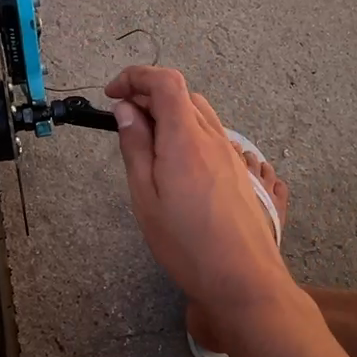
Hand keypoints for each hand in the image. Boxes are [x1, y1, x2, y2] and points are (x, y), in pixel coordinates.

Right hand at [106, 66, 290, 313]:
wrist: (243, 279)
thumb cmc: (186, 243)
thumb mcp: (144, 196)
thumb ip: (135, 147)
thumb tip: (126, 110)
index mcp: (185, 139)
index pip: (165, 81)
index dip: (135, 77)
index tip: (112, 94)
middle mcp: (213, 138)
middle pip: (182, 94)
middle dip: (148, 96)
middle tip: (124, 123)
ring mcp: (232, 154)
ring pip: (199, 113)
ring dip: (169, 114)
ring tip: (147, 145)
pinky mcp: (241, 171)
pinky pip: (212, 135)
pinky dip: (187, 133)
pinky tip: (175, 165)